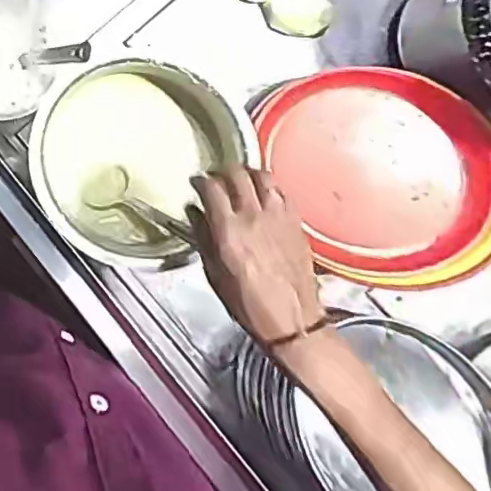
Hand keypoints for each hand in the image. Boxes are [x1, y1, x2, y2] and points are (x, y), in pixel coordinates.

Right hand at [192, 167, 324, 348]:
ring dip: (248, 173)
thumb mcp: (215, 273)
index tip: (197, 183)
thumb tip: (195, 214)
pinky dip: (269, 186)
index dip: (200, 181)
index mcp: (229, 230)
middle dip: (223, 171)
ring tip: (242, 179)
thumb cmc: (250, 303)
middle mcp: (253, 216)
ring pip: (262, 176)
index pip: (211, 188)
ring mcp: (278, 216)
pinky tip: (265, 194)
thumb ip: (203, 237)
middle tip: (217, 178)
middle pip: (237, 174)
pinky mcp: (296, 221)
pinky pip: (281, 191)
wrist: (292, 319)